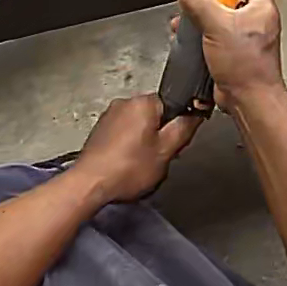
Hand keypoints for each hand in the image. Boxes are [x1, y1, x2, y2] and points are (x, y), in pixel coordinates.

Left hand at [70, 94, 199, 203]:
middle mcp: (124, 102)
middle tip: (159, 156)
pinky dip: (128, 144)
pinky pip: (123, 132)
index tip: (176, 142)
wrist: (92, 182)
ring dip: (144, 140)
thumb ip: (184, 128)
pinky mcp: (100, 128)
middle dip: (160, 134)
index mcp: (142, 102)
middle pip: (154, 114)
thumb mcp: (166, 150)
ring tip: (141, 163)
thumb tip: (194, 113)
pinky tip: (127, 162)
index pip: (171, 103)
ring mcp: (110, 115)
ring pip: (138, 124)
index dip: (178, 124)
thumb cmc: (128, 168)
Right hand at [173, 0, 283, 110]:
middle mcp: (255, 20)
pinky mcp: (232, 51)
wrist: (248, 99)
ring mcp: (244, 36)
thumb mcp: (218, 25)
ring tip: (187, 19)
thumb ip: (199, 3)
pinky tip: (189, 37)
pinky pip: (213, 34)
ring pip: (218, 16)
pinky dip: (200, 34)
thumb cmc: (248, 66)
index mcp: (261, 7)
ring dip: (200, 17)